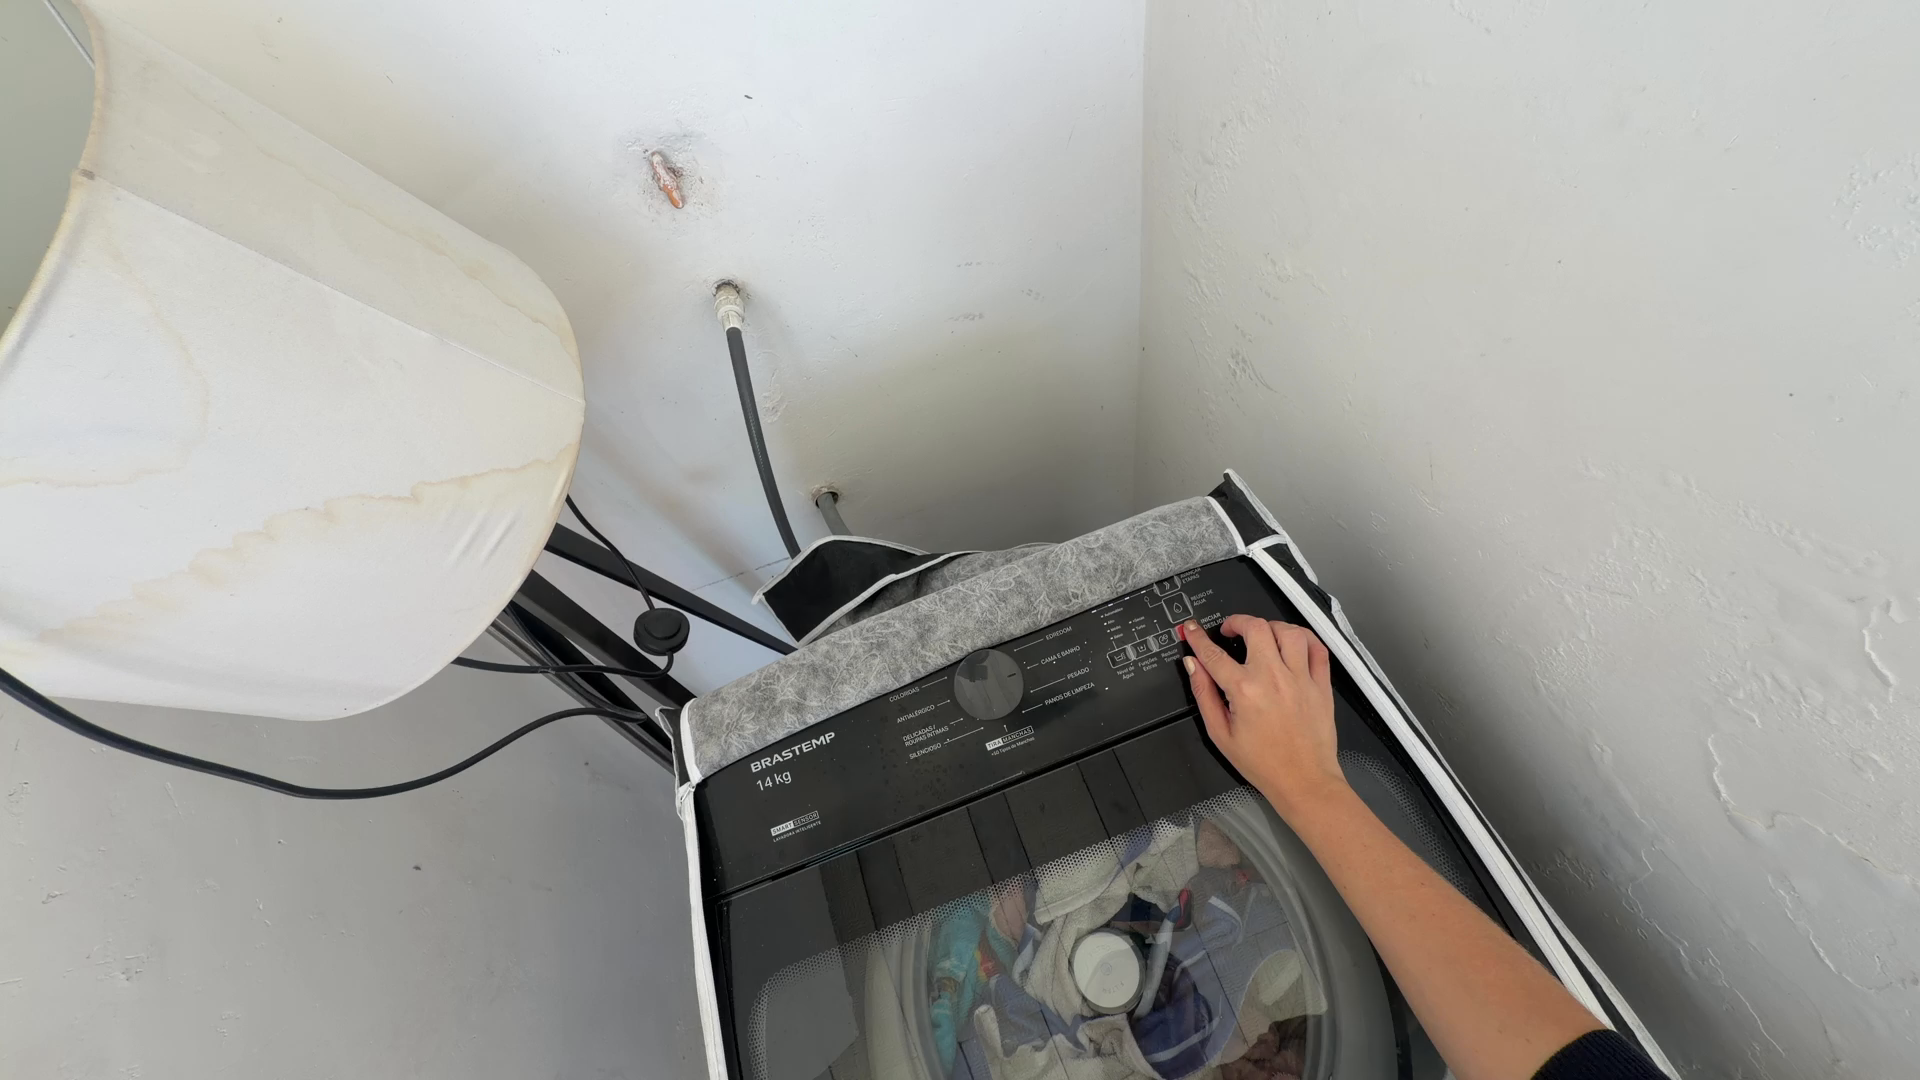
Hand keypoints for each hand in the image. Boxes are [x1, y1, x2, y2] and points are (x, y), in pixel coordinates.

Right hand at [1182, 615, 1346, 820]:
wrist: (1304, 781)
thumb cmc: (1263, 763)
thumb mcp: (1219, 733)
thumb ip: (1203, 693)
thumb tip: (1194, 665)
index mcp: (1244, 691)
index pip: (1213, 653)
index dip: (1198, 637)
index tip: (1192, 629)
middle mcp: (1273, 678)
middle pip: (1255, 628)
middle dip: (1236, 621)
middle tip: (1229, 630)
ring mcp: (1300, 679)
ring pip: (1288, 631)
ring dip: (1270, 626)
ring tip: (1262, 635)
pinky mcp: (1321, 685)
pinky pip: (1317, 648)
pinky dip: (1304, 638)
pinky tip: (1292, 642)